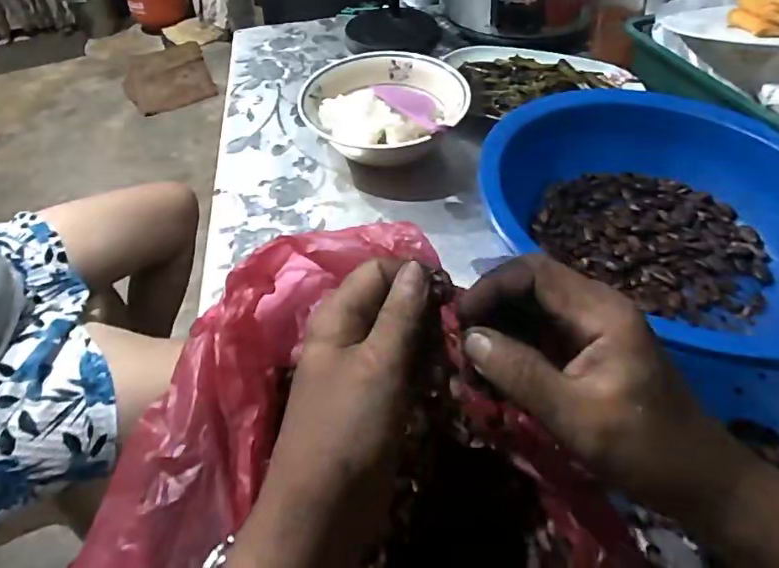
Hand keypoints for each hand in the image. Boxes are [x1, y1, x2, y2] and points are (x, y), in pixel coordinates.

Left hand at [232, 259, 429, 567]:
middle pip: (392, 301)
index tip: (451, 292)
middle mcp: (348, 332)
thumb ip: (399, 312)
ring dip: (431, 345)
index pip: (377, 270)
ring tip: (452, 368)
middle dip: (427, 312)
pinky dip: (425, 371)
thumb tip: (415, 265)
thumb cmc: (347, 428)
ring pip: (403, 335)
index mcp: (338, 314)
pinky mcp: (375, 396)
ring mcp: (362, 365)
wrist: (320, 513)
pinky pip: (404, 367)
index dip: (412, 274)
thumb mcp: (378, 364)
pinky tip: (444, 387)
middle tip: (458, 334)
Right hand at [456, 254, 754, 517]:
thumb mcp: (577, 416)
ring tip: (471, 350)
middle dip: (493, 302)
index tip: (461, 315)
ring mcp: (597, 325)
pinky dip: (518, 341)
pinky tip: (497, 365)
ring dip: (503, 322)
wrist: (705, 483)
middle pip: (533, 282)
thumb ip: (521, 373)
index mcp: (601, 309)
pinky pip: (546, 329)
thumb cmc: (645, 449)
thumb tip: (469, 338)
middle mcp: (598, 305)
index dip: (492, 285)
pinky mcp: (593, 347)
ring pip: (537, 305)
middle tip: (459, 332)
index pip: (535, 271)